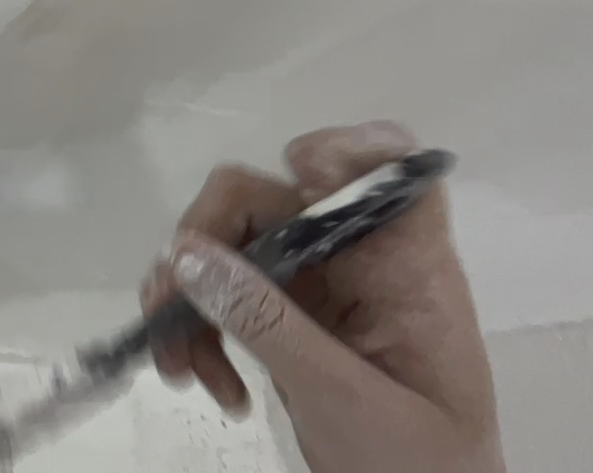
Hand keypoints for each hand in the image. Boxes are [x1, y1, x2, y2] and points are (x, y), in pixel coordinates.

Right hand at [141, 122, 503, 472]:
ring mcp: (304, 279)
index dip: (341, 151)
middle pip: (258, 197)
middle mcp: (347, 256)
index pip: (387, 170)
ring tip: (179, 363)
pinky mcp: (269, 307)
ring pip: (214, 240)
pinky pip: (204, 285)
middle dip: (202, 243)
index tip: (295, 177)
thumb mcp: (346, 399)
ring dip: (180, 295)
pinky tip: (195, 374)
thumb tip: (185, 251)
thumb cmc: (418, 467)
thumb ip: (268, 324)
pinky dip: (185, 325)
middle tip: (174, 300)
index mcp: (401, 267)